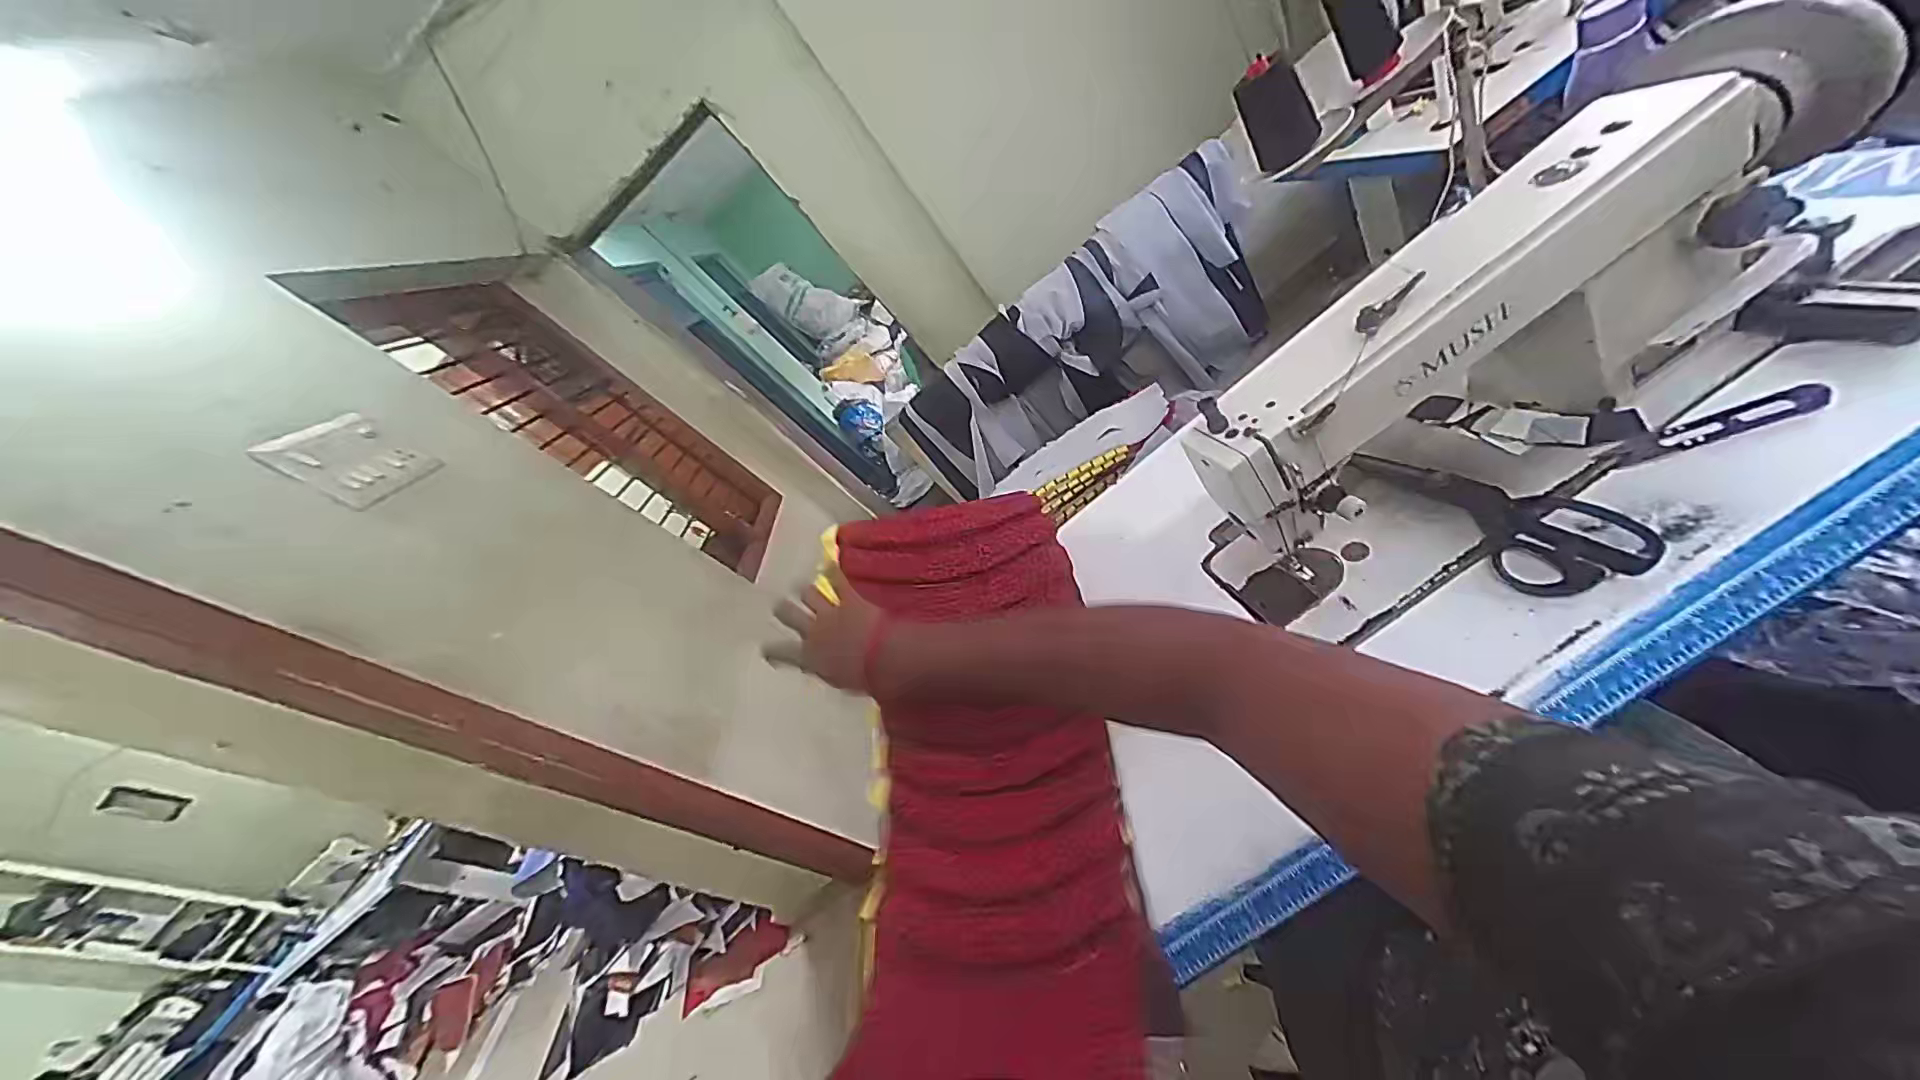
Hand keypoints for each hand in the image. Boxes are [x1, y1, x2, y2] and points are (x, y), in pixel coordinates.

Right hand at [764, 566, 884, 694]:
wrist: (883, 657)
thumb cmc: (864, 678)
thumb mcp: (838, 681)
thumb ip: (825, 671)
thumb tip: (821, 669)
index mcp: (808, 657)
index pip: (782, 653)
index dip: (772, 651)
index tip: (765, 649)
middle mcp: (813, 631)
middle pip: (789, 615)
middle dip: (783, 610)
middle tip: (779, 606)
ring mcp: (830, 611)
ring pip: (808, 594)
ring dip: (805, 590)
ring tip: (799, 585)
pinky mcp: (849, 598)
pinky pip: (838, 580)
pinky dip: (833, 570)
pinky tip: (829, 563)